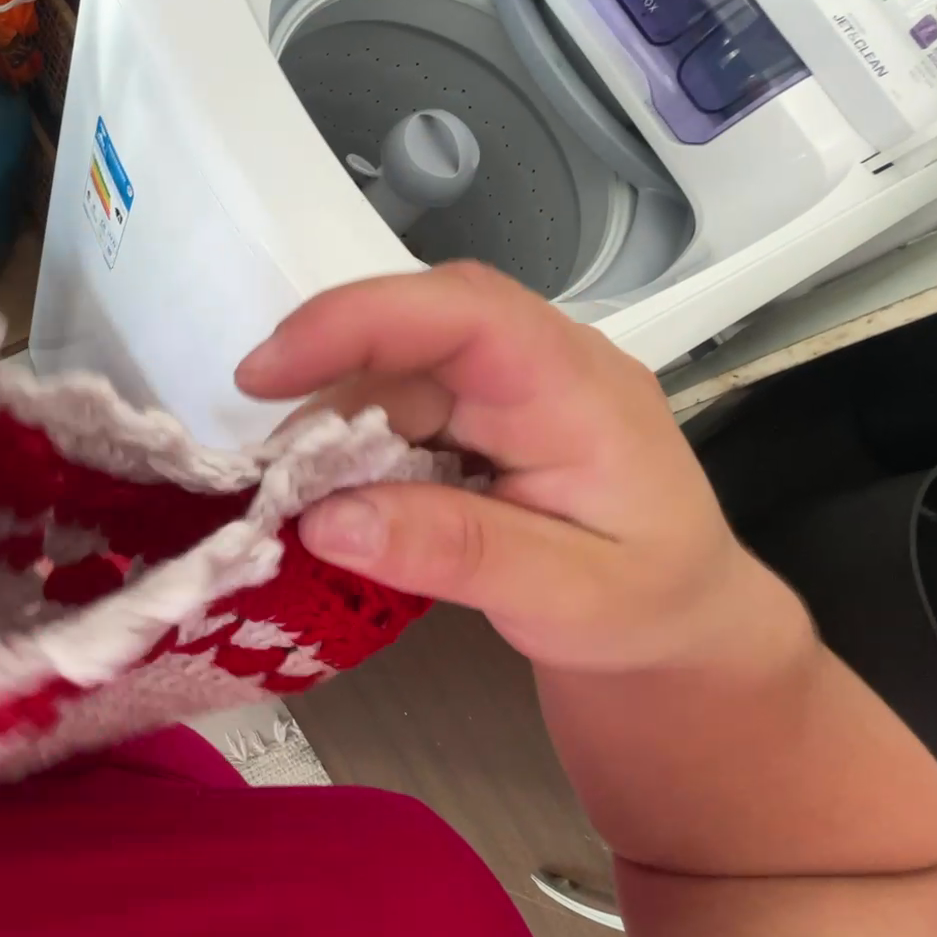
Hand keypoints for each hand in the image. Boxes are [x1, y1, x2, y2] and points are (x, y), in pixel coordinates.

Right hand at [235, 263, 812, 680]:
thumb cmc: (643, 606)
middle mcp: (533, 367)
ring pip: (389, 373)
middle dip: (322, 377)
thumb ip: (456, 552)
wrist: (674, 623)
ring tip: (287, 492)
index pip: (465, 314)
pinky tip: (325, 489)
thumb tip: (323, 521)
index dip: (355, 323)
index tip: (263, 375)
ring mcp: (498, 391)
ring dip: (327, 426)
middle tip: (262, 458)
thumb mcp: (567, 597)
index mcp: (577, 389)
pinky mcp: (469, 418)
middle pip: (411, 333)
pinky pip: (389, 410)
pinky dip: (344, 446)